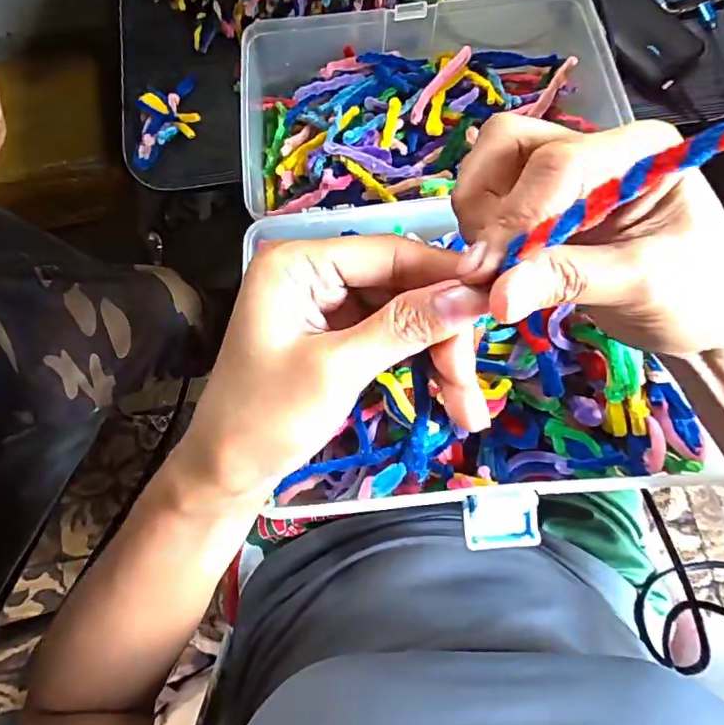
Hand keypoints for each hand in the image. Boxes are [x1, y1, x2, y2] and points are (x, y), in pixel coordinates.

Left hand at [178, 236, 492, 498]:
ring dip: (437, 355)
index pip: (389, 252)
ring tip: (465, 407)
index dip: (446, 275)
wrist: (225, 472)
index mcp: (298, 262)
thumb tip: (471, 294)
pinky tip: (445, 393)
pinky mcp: (333, 332)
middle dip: (442, 333)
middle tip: (470, 386)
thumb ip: (405, 325)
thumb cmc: (266, 418)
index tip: (498, 299)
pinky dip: (416, 362)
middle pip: (401, 285)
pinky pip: (388, 334)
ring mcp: (324, 303)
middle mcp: (312, 271)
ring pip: (402, 312)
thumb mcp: (338, 369)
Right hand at [452, 115, 723, 356]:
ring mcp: (560, 178)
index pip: (558, 164)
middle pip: (506, 143)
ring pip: (487, 173)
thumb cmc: (697, 294)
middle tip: (488, 264)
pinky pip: (487, 208)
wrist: (709, 320)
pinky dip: (480, 241)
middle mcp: (592, 151)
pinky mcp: (539, 208)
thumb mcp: (641, 285)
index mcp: (637, 151)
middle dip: (486, 203)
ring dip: (478, 224)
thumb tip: (497, 292)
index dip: (515, 216)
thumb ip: (569, 279)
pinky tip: (496, 277)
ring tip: (496, 275)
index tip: (487, 270)